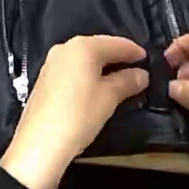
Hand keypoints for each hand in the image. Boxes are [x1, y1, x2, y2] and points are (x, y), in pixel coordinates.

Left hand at [0, 35, 148, 188]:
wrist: (39, 145)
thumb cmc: (78, 115)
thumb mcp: (109, 97)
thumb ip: (127, 81)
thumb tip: (141, 74)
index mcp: (82, 47)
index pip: (116, 43)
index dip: (134, 51)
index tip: (148, 60)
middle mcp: (65, 48)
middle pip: (98, 47)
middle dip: (118, 56)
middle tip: (137, 69)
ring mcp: (52, 63)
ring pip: (84, 58)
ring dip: (103, 66)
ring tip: (121, 78)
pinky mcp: (45, 79)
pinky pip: (73, 69)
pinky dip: (88, 73)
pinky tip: (97, 86)